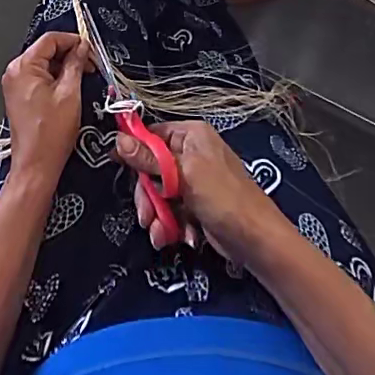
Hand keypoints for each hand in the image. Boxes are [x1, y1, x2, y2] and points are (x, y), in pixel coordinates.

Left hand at [1, 33, 92, 179]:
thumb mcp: (70, 93)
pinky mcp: (19, 95)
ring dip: (65, 66)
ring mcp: (15, 84)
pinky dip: (56, 77)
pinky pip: (39, 76)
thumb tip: (82, 47)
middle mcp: (15, 72)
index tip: (90, 48)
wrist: (36, 164)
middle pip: (46, 49)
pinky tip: (71, 86)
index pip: (50, 39)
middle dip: (70, 53)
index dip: (73, 40)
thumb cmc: (51, 133)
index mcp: (24, 67)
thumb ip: (76, 63)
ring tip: (84, 76)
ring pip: (44, 63)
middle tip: (91, 63)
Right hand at [116, 121, 285, 259]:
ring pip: (158, 193)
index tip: (119, 167)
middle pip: (151, 168)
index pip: (152, 134)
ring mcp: (193, 180)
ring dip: (158, 215)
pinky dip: (171, 224)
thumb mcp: (184, 174)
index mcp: (191, 135)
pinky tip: (179, 236)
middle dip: (148, 195)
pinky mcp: (195, 204)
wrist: (255, 239)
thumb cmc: (223, 198)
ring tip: (163, 233)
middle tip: (147, 214)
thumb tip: (119, 139)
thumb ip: (150, 159)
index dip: (134, 151)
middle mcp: (191, 153)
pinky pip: (171, 210)